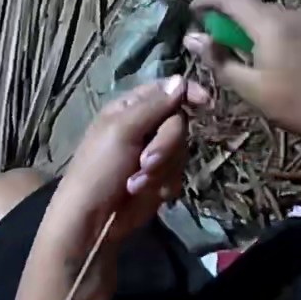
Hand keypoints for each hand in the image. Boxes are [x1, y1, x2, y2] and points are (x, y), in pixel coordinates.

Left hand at [41, 76, 208, 261]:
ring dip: (161, 169)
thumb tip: (181, 79)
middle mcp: (145, 126)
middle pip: (178, 123)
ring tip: (136, 183)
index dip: (187, 92)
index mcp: (130, 107)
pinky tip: (145, 193)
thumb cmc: (99, 169)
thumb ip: (154, 106)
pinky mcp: (161, 177)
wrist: (93, 220)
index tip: (207, 102)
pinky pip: (179, 173)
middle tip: (145, 162)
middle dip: (165, 145)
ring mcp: (154, 153)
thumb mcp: (122, 131)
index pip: (166, 90)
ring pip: (181, 151)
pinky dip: (163, 184)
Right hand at [184, 0, 300, 144]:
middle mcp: (289, 13)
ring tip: (244, 58)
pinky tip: (272, 62)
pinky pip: (286, 25)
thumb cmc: (295, 105)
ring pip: (268, 16)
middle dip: (227, 18)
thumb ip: (218, 60)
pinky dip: (269, 35)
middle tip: (214, 44)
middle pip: (249, 5)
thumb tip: (192, 38)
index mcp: (268, 23)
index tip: (192, 12)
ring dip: (249, 29)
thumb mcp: (249, 87)